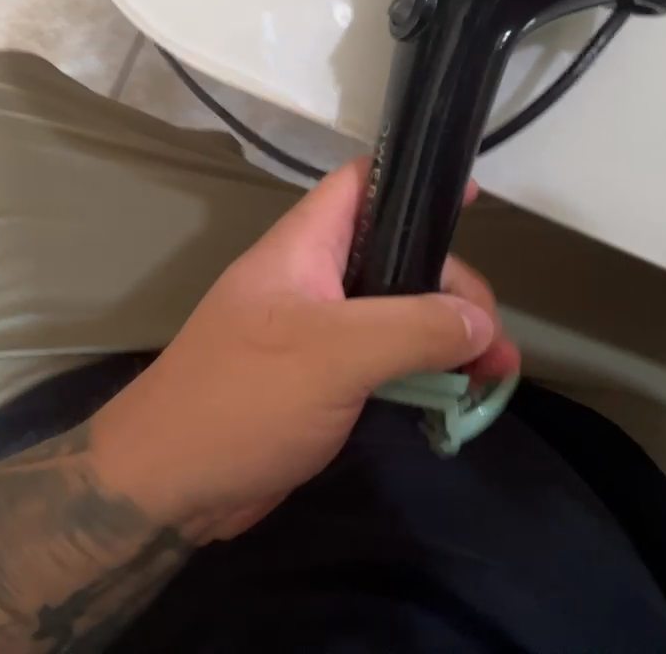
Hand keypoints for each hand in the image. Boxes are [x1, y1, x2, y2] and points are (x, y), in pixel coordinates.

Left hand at [88, 160, 520, 541]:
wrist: (171, 483)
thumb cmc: (244, 397)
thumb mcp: (333, 352)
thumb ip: (414, 327)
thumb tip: (479, 320)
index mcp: (303, 248)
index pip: (360, 185)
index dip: (413, 181)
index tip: (471, 196)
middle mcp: (312, 281)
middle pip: (396, 257)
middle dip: (452, 288)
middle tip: (492, 338)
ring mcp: (316, 332)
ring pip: (396, 314)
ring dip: (447, 337)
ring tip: (494, 374)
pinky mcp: (321, 380)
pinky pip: (383, 361)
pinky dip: (422, 373)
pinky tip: (456, 398)